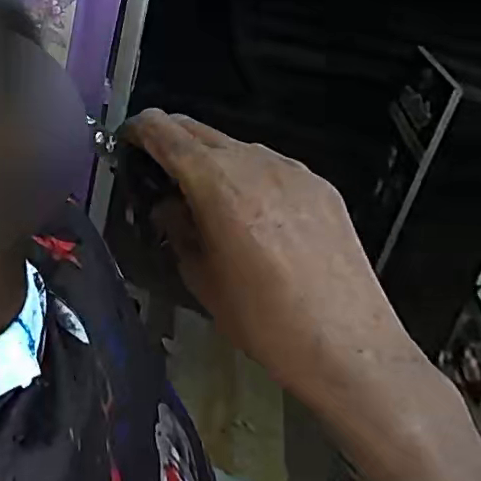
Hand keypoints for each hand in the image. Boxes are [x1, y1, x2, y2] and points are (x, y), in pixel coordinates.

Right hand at [121, 109, 423, 402]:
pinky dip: (247, 175)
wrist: (354, 354)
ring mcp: (291, 170)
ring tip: (209, 200)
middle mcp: (253, 163)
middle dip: (169, 141)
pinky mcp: (320, 186)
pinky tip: (254, 215)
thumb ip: (176, 227)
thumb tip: (169, 206)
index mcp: (216, 182)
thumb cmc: (267, 322)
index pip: (162, 129)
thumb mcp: (200, 276)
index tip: (126, 141)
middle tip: (159, 172)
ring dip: (209, 159)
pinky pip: (268, 164)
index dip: (136, 129)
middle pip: (194, 127)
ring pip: (232, 144)